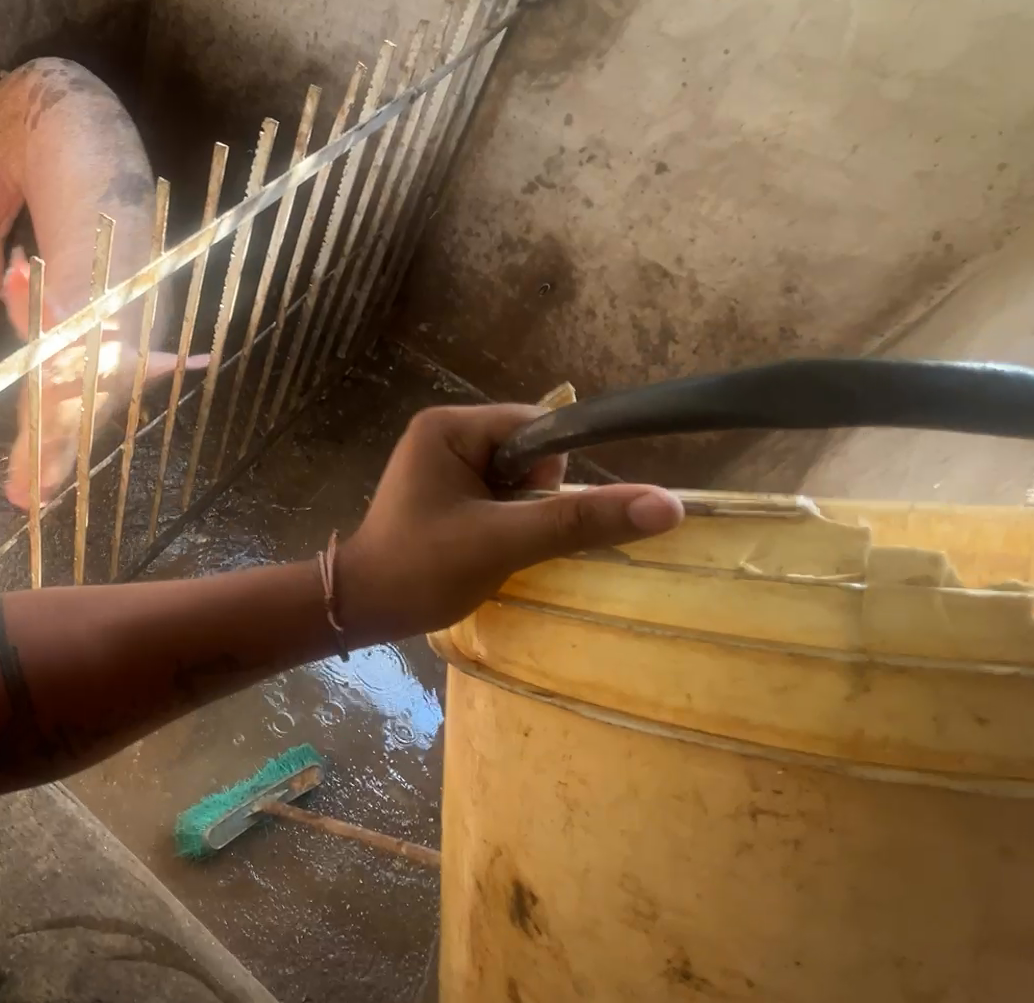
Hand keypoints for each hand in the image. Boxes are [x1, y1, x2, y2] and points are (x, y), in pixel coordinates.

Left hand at [334, 404, 683, 641]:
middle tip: (502, 535)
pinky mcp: (445, 492)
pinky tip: (486, 549)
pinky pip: (500, 497)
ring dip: (522, 516)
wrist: (363, 607)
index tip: (532, 515)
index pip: (538, 426)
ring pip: (520, 480)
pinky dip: (507, 524)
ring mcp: (442, 464)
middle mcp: (443, 435)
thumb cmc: (421, 568)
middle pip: (531, 453)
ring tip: (489, 545)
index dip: (551, 472)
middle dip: (533, 498)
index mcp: (447, 427)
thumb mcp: (503, 542)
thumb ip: (579, 520)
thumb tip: (671, 504)